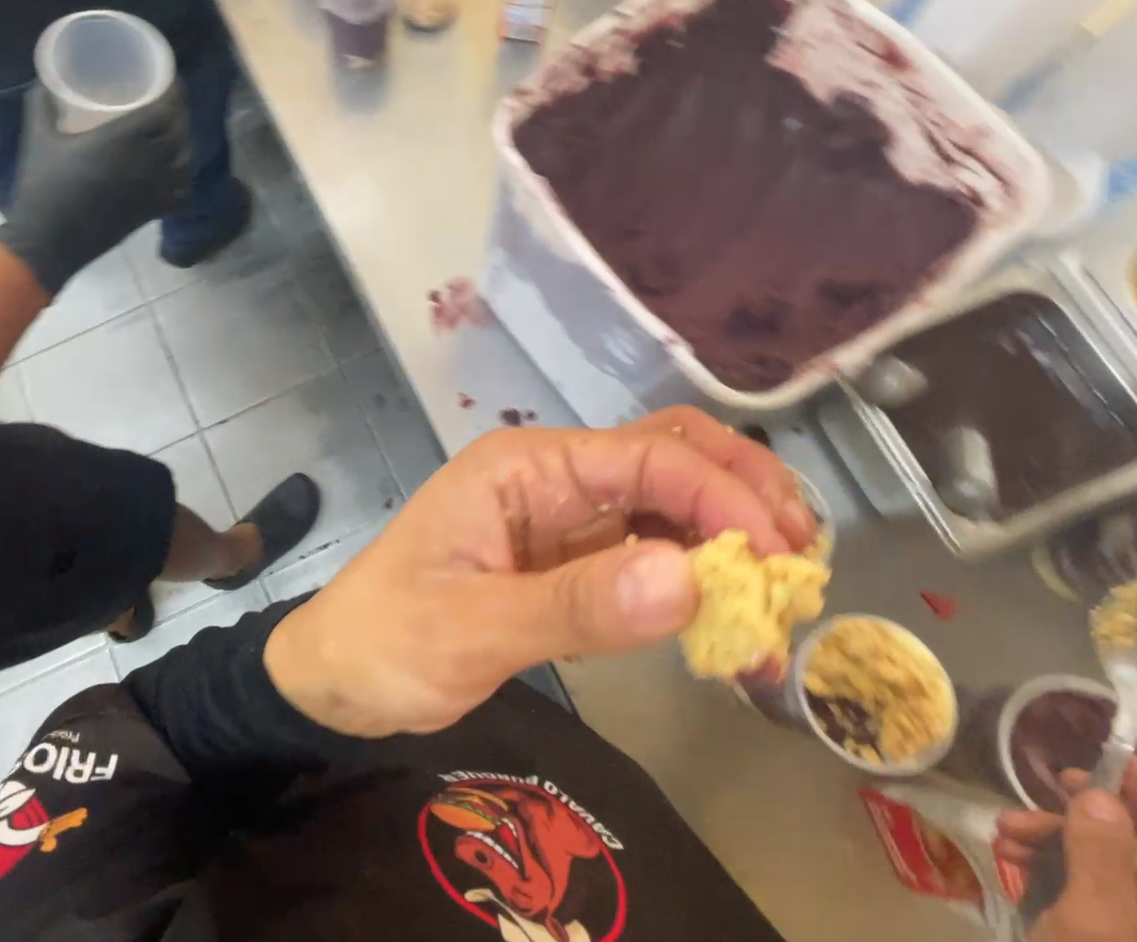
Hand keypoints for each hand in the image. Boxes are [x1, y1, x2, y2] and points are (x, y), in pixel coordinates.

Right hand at [0, 84, 189, 293]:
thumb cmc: (43, 186)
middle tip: (171, 109)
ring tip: (173, 139)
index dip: (175, 94)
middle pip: (180, 133)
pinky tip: (174, 177)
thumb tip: (42, 79)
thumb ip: (41, 105)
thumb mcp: (38, 139)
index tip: (173, 83)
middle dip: (180, 118)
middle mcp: (147, 161)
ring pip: (186, 163)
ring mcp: (154, 189)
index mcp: (122, 137)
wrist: (51, 238)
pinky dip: (184, 184)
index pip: (165, 110)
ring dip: (183, 149)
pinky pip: (184, 196)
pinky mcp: (154, 213)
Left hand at [265, 407, 820, 736]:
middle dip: (740, 497)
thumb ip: (576, 605)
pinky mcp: (565, 565)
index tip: (778, 562)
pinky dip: (691, 582)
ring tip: (779, 600)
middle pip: (667, 461)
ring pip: (664, 508)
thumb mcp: (472, 628)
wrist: (336, 677)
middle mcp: (549, 479)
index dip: (722, 498)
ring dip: (725, 543)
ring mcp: (560, 521)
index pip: (646, 458)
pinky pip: (643, 558)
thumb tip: (692, 580)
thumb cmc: (386, 642)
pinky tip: (724, 620)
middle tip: (800, 561)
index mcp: (523, 467)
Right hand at [998, 760, 1136, 941]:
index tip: (1116, 760)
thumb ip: (1099, 857)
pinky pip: (1094, 893)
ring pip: (1117, 871)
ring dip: (1057, 840)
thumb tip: (1098, 794)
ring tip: (1006, 830)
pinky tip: (1012, 855)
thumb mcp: (1095, 926)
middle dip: (1092, 818)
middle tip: (1048, 786)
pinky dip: (1052, 868)